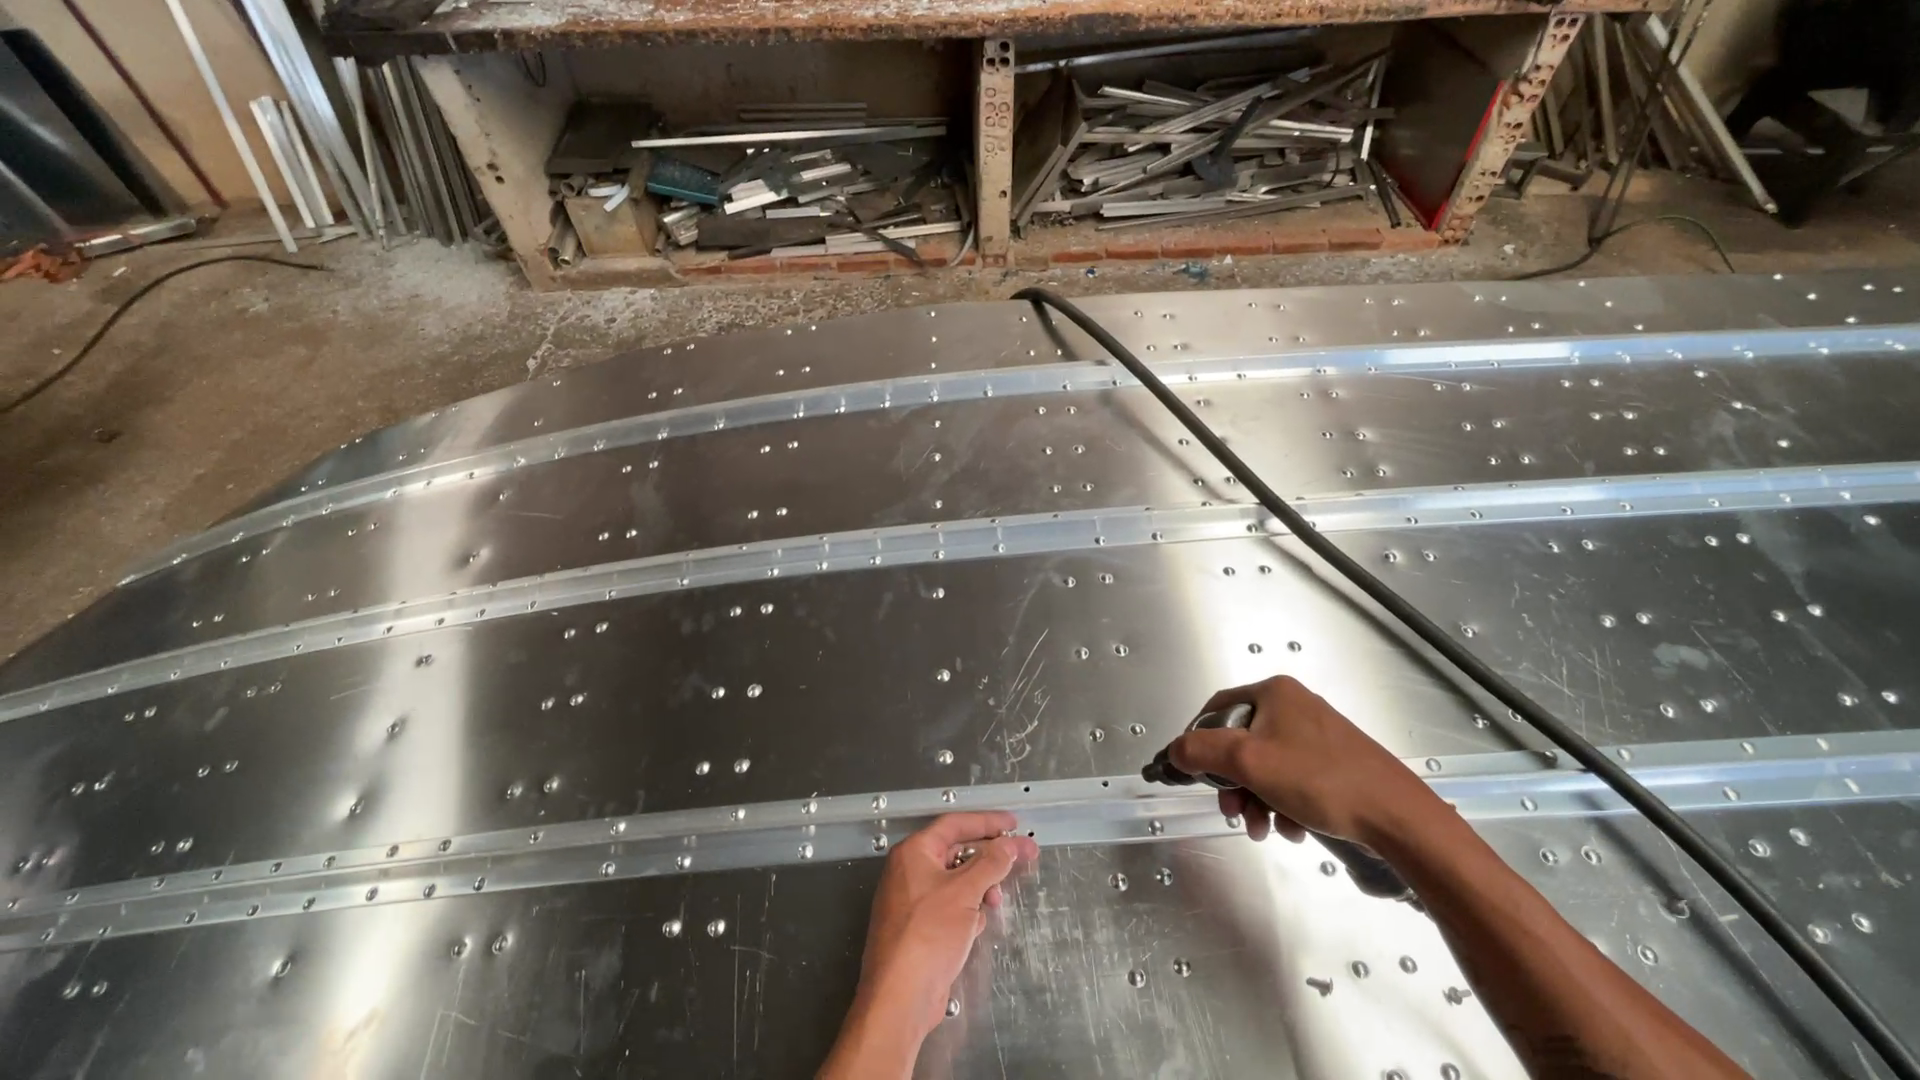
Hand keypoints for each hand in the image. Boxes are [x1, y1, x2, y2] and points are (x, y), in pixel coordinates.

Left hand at [819, 813, 1038, 1078]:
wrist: (900, 996)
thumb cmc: (928, 935)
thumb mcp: (965, 892)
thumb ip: (991, 863)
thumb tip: (1010, 843)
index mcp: (914, 853)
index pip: (955, 824)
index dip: (987, 821)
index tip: (1014, 824)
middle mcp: (909, 871)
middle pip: (956, 852)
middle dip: (989, 858)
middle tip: (1022, 858)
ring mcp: (912, 901)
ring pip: (956, 882)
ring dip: (980, 888)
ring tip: (996, 902)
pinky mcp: (919, 928)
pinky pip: (950, 907)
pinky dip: (968, 910)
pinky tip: (977, 925)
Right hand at [1168, 675, 1434, 847]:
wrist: (1396, 816)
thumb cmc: (1318, 779)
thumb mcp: (1248, 761)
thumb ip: (1200, 750)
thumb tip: (1175, 750)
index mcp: (1274, 693)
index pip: (1215, 709)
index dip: (1197, 740)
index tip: (1193, 773)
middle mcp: (1294, 706)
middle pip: (1240, 743)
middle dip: (1233, 783)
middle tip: (1234, 813)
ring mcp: (1316, 735)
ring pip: (1265, 767)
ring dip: (1256, 800)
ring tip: (1265, 829)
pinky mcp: (1334, 763)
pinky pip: (1291, 780)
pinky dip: (1283, 805)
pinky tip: (1292, 828)